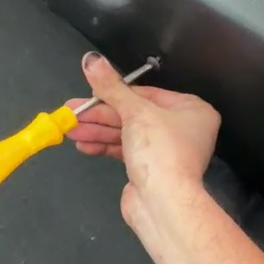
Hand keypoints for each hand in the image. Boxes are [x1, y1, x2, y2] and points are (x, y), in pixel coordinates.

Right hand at [64, 52, 220, 235]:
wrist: (163, 204)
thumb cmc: (161, 153)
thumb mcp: (135, 112)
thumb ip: (111, 87)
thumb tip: (91, 60)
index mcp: (192, 110)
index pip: (147, 94)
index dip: (116, 93)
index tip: (90, 91)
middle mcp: (183, 130)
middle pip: (135, 114)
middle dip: (100, 114)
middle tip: (72, 112)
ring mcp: (167, 152)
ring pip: (127, 134)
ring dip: (98, 130)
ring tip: (71, 128)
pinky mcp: (151, 170)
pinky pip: (125, 151)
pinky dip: (105, 146)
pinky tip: (84, 144)